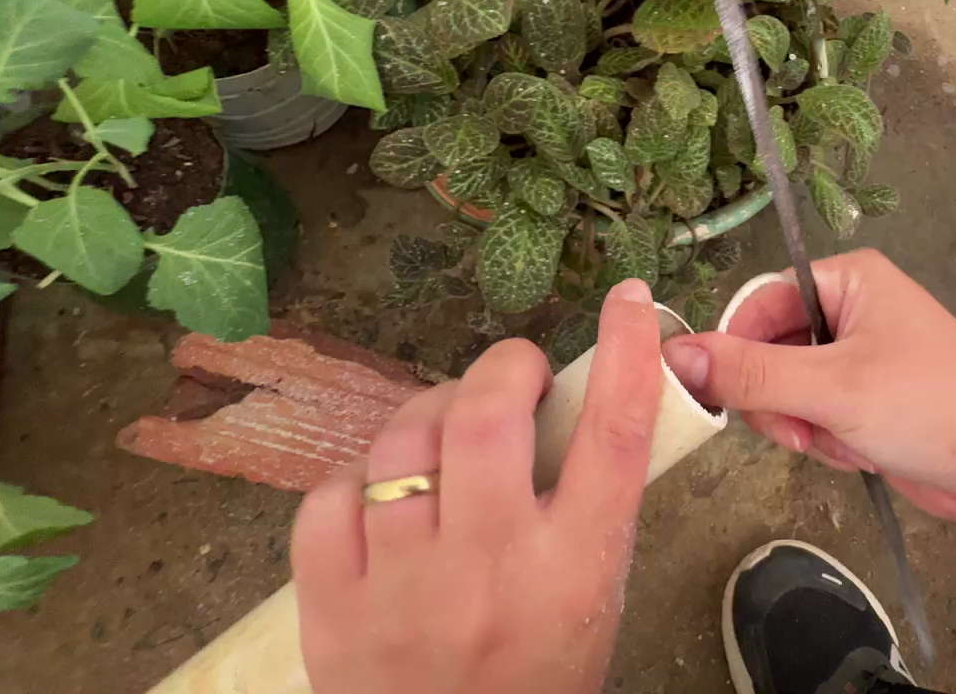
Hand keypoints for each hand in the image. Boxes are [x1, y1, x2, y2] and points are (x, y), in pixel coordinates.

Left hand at [290, 280, 662, 693]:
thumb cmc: (547, 669)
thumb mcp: (600, 585)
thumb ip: (596, 491)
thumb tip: (586, 391)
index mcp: (577, 565)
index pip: (614, 434)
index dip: (627, 352)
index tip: (629, 298)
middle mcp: (490, 569)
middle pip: (487, 416)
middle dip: (505, 368)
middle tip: (517, 377)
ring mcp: (399, 590)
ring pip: (402, 442)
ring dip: (434, 411)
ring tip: (451, 431)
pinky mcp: (326, 611)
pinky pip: (330, 496)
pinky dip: (362, 476)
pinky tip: (387, 496)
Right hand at [661, 249, 955, 521]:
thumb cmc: (928, 405)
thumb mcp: (832, 388)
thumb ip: (750, 373)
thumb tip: (671, 355)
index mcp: (847, 278)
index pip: (759, 301)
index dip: (736, 349)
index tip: (723, 398)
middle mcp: (850, 307)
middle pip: (770, 346)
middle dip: (780, 397)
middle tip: (801, 430)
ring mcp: (859, 354)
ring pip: (788, 386)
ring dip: (803, 422)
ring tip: (838, 441)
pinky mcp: (866, 395)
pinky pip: (815, 410)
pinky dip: (825, 436)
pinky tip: (857, 450)